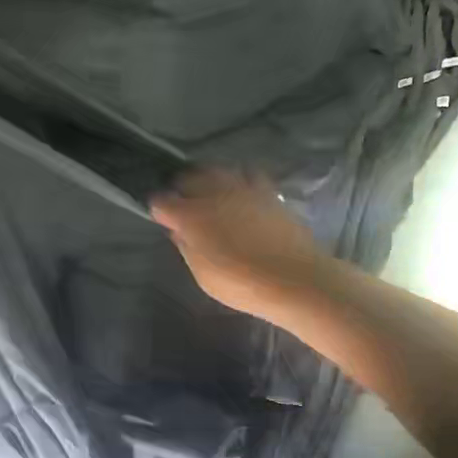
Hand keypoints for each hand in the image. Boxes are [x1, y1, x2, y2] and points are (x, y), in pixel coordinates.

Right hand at [150, 170, 335, 321]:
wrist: (296, 278)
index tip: (164, 219)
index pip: (162, 202)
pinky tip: (242, 195)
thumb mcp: (205, 276)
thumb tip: (180, 231)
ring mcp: (244, 188)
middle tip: (186, 206)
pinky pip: (247, 176)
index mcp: (192, 215)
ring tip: (213, 196)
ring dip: (210, 180)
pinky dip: (239, 181)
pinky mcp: (269, 192)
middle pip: (190, 177)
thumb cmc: (244, 285)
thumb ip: (188, 249)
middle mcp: (215, 193)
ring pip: (218, 171)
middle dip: (183, 189)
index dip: (160, 210)